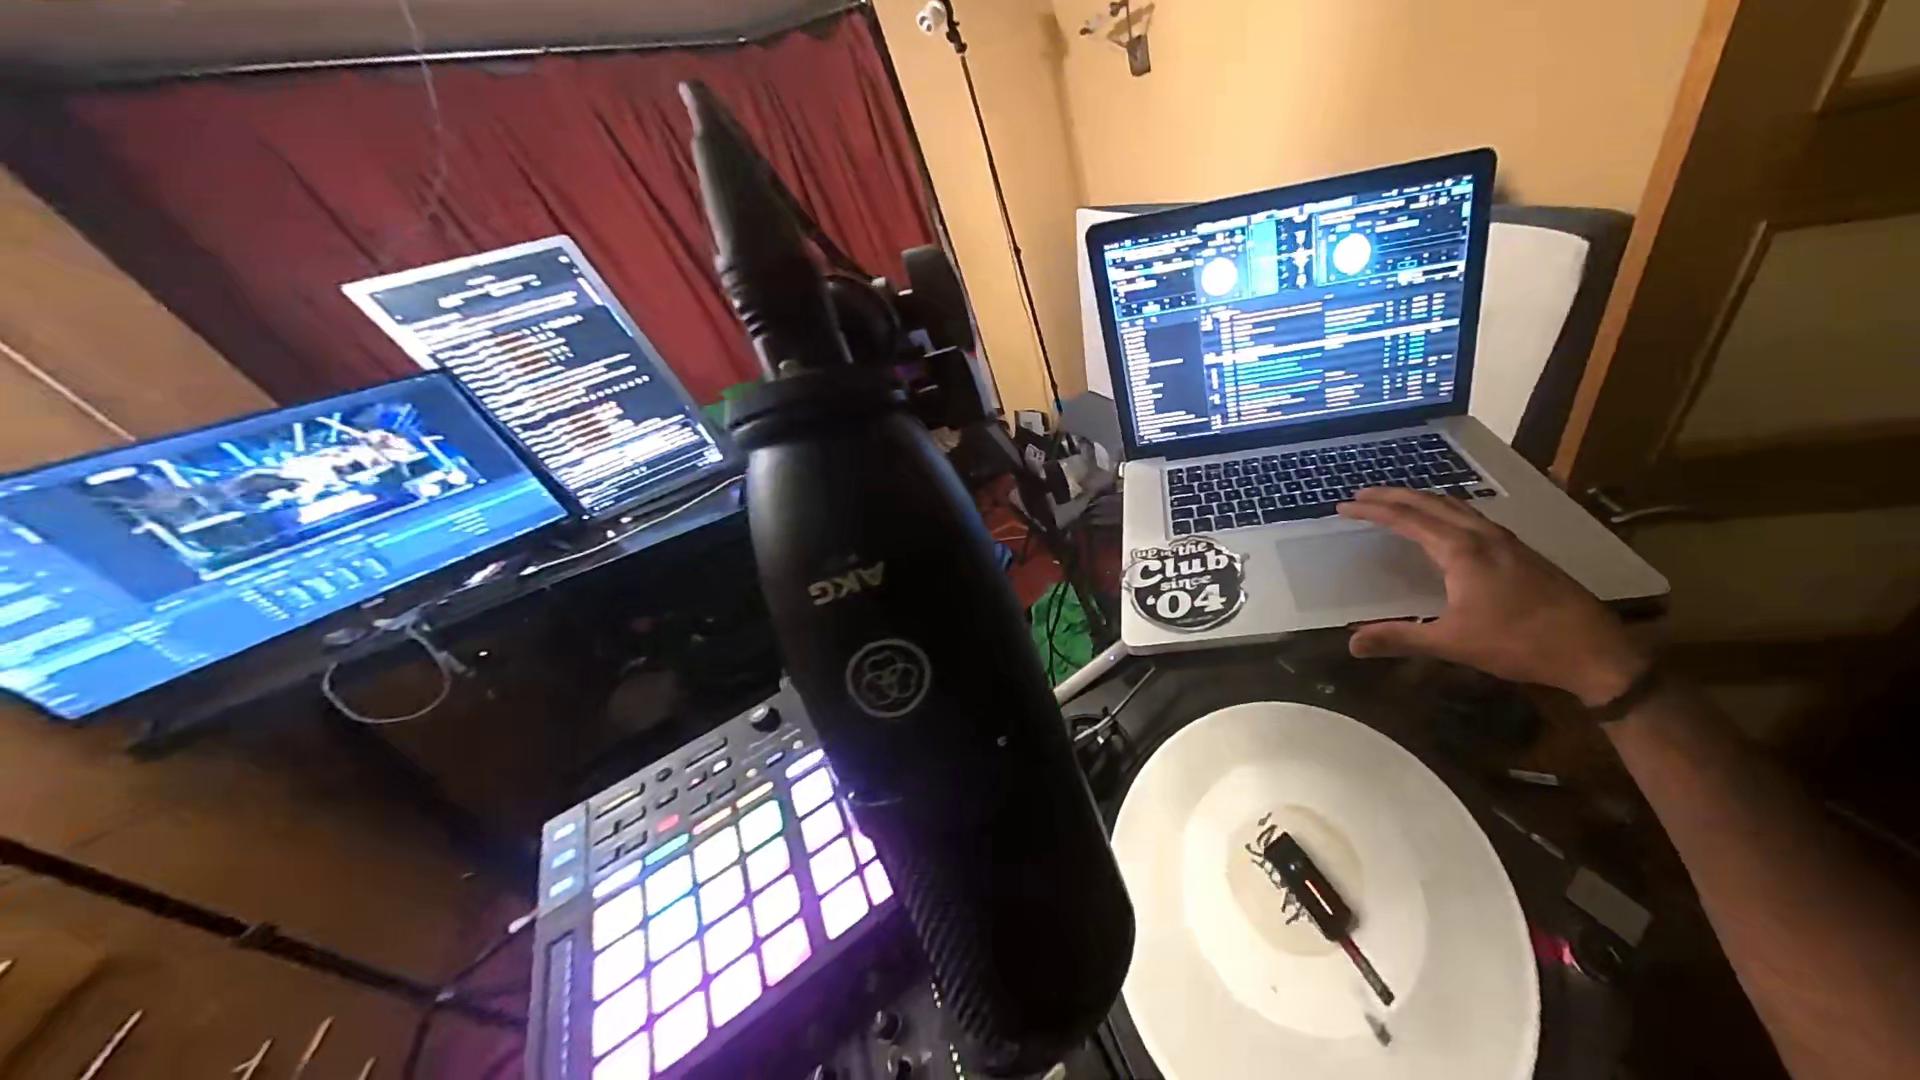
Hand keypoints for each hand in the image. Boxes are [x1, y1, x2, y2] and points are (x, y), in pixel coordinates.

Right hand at [1335, 488, 1651, 706]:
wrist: (1596, 652)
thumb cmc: (1519, 643)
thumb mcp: (1452, 643)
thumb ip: (1399, 638)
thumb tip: (1351, 644)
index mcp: (1461, 551)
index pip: (1406, 519)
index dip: (1372, 511)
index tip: (1343, 506)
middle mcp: (1483, 536)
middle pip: (1430, 502)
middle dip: (1392, 495)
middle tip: (1361, 494)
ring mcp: (1506, 541)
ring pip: (1455, 506)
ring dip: (1420, 499)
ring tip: (1396, 502)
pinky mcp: (1521, 552)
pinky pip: (1472, 517)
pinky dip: (1445, 511)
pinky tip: (1444, 525)